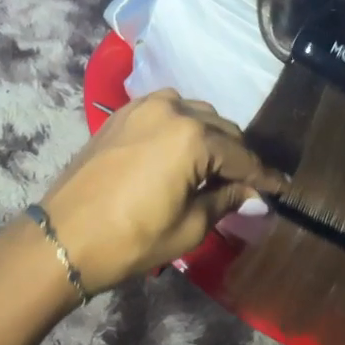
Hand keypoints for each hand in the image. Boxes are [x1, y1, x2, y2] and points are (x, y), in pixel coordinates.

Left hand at [38, 90, 282, 292]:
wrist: (62, 237)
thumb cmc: (129, 239)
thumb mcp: (187, 227)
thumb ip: (225, 200)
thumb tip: (254, 194)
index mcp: (193, 136)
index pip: (242, 155)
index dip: (264, 175)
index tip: (282, 188)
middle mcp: (173, 108)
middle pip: (221, 128)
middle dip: (237, 155)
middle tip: (248, 184)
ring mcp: (145, 105)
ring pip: (196, 113)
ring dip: (210, 137)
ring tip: (214, 168)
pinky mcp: (124, 112)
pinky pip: (168, 110)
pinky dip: (183, 128)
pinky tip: (182, 153)